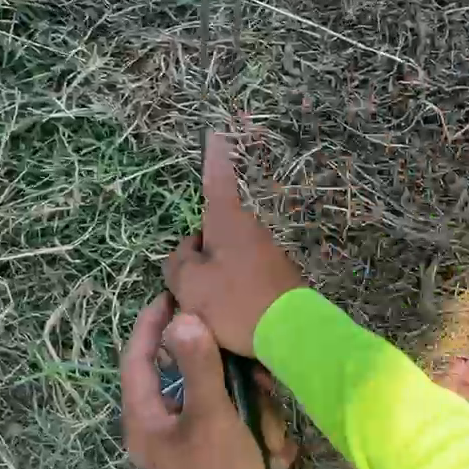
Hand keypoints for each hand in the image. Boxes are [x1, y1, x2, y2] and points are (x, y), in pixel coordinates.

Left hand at [120, 293, 285, 468]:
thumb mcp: (209, 418)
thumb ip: (197, 366)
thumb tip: (182, 319)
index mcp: (146, 417)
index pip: (138, 356)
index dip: (152, 323)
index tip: (174, 294)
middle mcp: (163, 429)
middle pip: (189, 377)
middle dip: (225, 374)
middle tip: (252, 371)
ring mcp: (193, 447)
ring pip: (222, 402)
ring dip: (250, 411)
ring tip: (266, 432)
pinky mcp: (221, 462)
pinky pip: (239, 429)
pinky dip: (258, 437)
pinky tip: (273, 455)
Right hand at [163, 133, 304, 355]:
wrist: (292, 334)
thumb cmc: (236, 302)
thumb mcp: (190, 285)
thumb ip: (176, 265)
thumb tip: (184, 257)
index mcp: (228, 222)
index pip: (216, 181)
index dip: (212, 159)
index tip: (216, 134)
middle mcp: (250, 230)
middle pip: (211, 233)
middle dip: (196, 255)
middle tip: (190, 288)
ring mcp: (266, 253)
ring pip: (223, 258)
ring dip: (211, 279)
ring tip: (210, 312)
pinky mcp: (275, 277)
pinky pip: (240, 277)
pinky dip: (229, 293)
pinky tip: (229, 319)